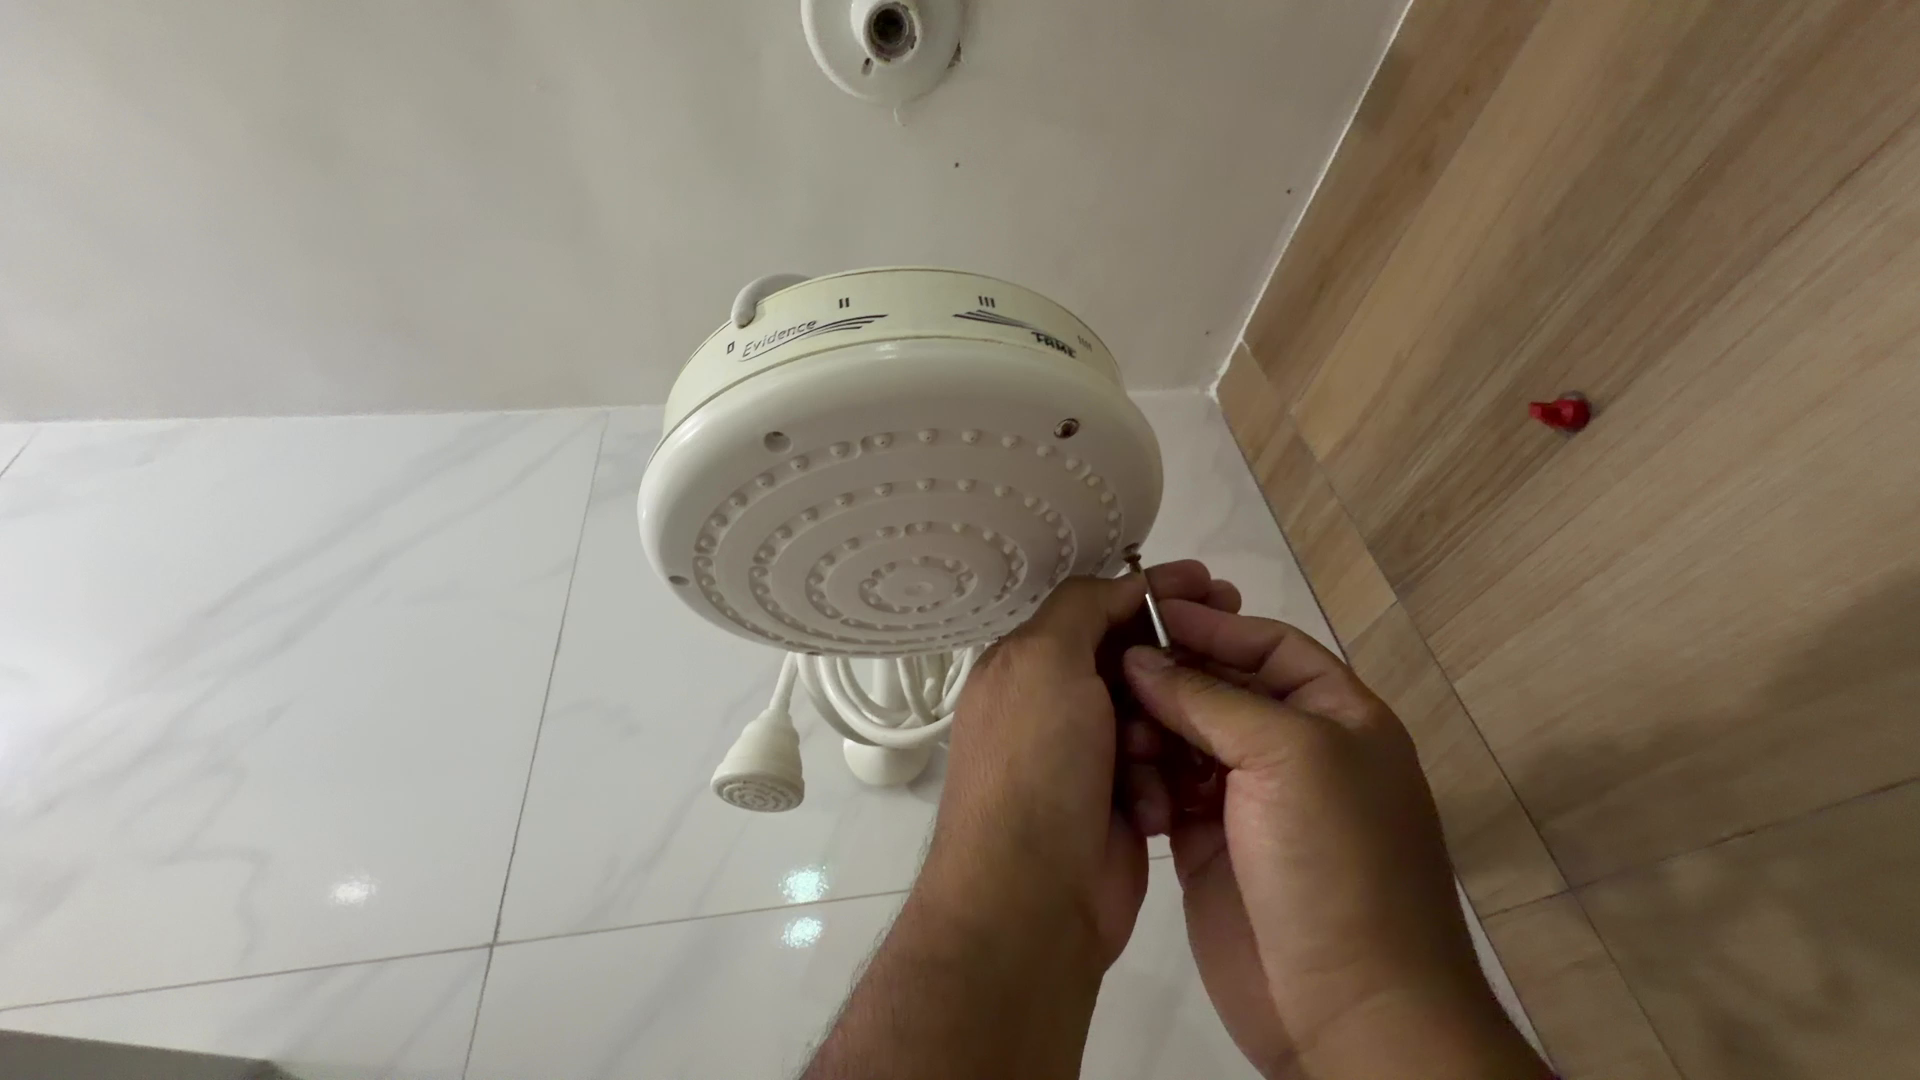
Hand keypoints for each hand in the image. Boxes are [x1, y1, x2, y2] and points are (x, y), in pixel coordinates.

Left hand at [926, 560, 1228, 965]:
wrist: (1032, 896)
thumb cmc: (1035, 764)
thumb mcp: (1043, 662)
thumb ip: (1080, 608)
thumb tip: (1118, 584)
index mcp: (1025, 665)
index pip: (1094, 609)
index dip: (1150, 591)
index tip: (1208, 582)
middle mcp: (1052, 705)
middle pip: (1130, 658)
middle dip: (1177, 649)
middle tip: (1233, 628)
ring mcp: (1087, 757)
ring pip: (1155, 711)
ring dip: (1168, 723)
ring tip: (1163, 748)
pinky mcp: (1119, 802)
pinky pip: (1161, 767)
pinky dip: (1162, 778)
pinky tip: (1155, 802)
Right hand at [1122, 601, 1549, 1079]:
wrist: (1350, 1012)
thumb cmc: (1335, 861)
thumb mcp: (1286, 756)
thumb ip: (1207, 698)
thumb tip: (1139, 657)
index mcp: (1335, 717)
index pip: (1269, 645)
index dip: (1212, 626)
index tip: (1148, 611)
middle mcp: (1293, 750)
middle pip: (1221, 689)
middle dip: (1172, 677)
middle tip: (1112, 668)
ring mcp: (1248, 800)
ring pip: (1186, 737)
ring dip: (1152, 728)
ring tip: (1118, 730)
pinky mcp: (1206, 842)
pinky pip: (1166, 787)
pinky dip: (1144, 777)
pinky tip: (1123, 775)